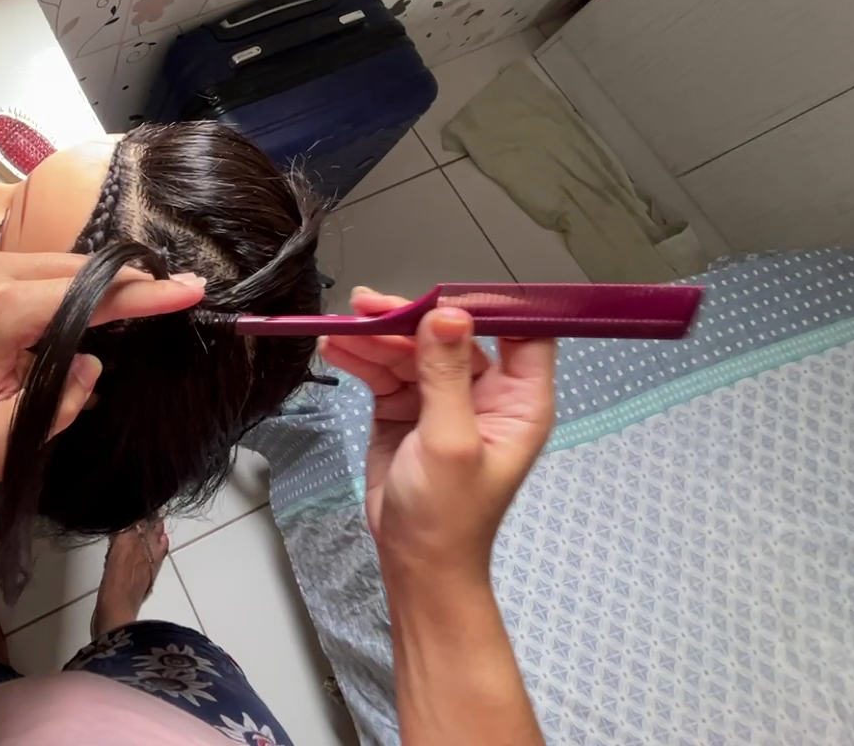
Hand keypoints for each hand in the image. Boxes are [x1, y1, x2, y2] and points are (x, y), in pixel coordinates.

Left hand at [0, 250, 204, 496]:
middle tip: (181, 290)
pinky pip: (45, 267)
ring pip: (65, 263)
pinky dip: (80, 281)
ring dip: (108, 281)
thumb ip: (60, 401)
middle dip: (133, 283)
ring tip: (152, 294)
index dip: (143, 294)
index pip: (88, 294)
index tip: (187, 288)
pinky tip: (105, 296)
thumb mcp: (6, 440)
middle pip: (81, 269)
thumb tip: (90, 361)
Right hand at [318, 287, 555, 581]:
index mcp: (516, 400)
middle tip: (365, 306)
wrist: (412, 559)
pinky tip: (335, 349)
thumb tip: (448, 314)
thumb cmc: (448, 514)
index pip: (518, 334)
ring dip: (372, 337)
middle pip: (446, 335)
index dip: (485, 308)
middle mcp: (481, 392)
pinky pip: (382, 369)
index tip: (440, 294)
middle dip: (405, 319)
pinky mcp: (404, 406)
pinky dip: (358, 357)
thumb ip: (447, 375)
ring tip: (338, 329)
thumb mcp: (450, 441)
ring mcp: (439, 398)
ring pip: (407, 348)